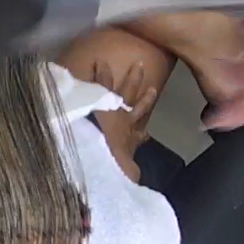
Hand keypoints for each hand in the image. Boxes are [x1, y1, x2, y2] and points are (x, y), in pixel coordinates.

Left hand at [90, 61, 158, 182]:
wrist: (90, 143)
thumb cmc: (103, 159)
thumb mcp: (118, 173)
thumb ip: (125, 175)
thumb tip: (134, 182)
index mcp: (126, 141)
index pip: (138, 139)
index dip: (142, 137)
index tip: (146, 135)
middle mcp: (122, 121)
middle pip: (137, 107)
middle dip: (145, 99)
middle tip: (152, 88)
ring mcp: (112, 107)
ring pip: (124, 89)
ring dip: (132, 78)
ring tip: (137, 64)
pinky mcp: (98, 97)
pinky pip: (101, 81)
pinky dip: (100, 73)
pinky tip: (98, 61)